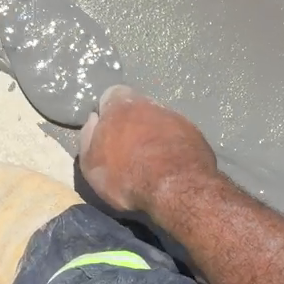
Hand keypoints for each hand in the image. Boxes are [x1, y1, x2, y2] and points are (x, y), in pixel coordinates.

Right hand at [77, 86, 218, 215]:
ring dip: (154, 135)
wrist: (176, 189)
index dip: (108, 112)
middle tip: (128, 150)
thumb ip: (88, 137)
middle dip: (132, 123)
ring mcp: (175, 117)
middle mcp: (149, 103)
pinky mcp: (195, 133)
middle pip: (137, 107)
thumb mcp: (91, 164)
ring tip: (151, 162)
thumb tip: (93, 119)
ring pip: (159, 121)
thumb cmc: (126, 176)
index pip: (111, 95)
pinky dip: (172, 146)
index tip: (107, 131)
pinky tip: (170, 167)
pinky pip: (178, 136)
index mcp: (120, 105)